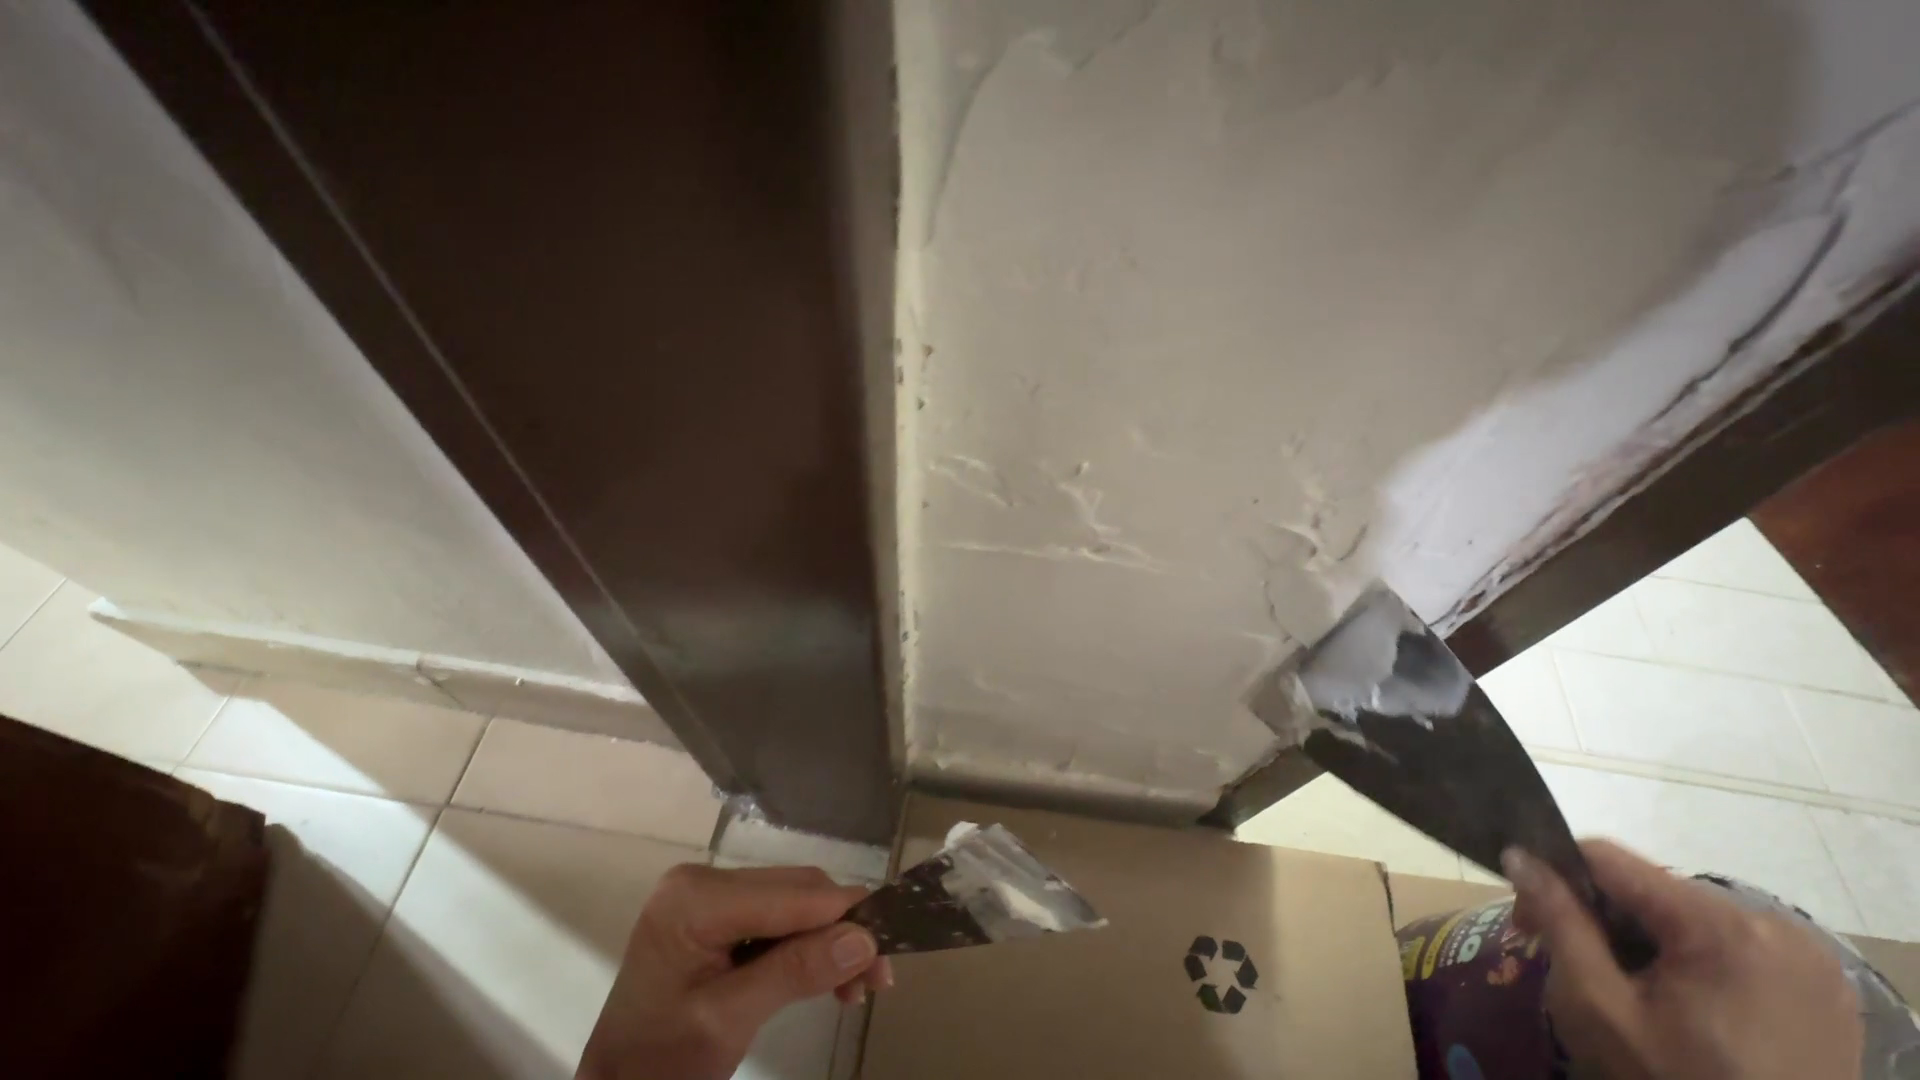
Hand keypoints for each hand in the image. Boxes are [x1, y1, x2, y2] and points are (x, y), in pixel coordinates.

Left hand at [577, 864, 893, 1079]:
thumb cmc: (661, 1060)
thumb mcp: (728, 1020)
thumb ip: (794, 972)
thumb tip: (864, 940)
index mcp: (696, 897)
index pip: (792, 895)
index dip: (847, 915)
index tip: (890, 946)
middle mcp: (703, 880)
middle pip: (798, 891)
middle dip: (842, 931)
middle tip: (876, 980)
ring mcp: (708, 894)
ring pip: (795, 901)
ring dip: (830, 939)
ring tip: (856, 987)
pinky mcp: (716, 912)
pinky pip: (778, 915)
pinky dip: (807, 944)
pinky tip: (827, 975)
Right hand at [1506, 840, 1860, 1079]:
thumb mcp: (1598, 1007)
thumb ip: (1558, 921)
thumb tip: (1517, 854)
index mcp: (1722, 925)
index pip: (1608, 859)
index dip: (1554, 878)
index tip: (1529, 923)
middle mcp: (1777, 925)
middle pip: (1651, 888)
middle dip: (1601, 916)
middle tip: (1571, 963)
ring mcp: (1812, 959)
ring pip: (1689, 914)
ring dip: (1645, 938)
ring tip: (1627, 989)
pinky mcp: (1827, 989)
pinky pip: (1734, 944)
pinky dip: (1693, 959)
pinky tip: (1682, 1004)